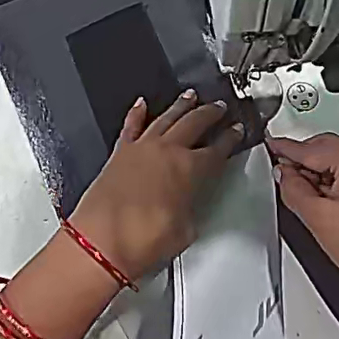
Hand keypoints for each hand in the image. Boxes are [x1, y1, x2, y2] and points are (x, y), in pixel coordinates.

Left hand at [69, 90, 240, 279]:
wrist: (102, 242)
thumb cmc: (142, 239)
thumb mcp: (185, 230)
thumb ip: (191, 209)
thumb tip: (188, 206)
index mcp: (190, 169)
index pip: (218, 148)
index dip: (230, 138)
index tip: (236, 130)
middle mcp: (167, 151)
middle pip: (195, 122)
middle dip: (210, 113)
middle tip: (219, 107)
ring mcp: (142, 148)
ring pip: (166, 117)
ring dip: (181, 105)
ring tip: (190, 96)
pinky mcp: (120, 153)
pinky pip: (132, 125)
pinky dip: (137, 113)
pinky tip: (141, 104)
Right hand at [268, 133, 338, 296]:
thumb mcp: (317, 217)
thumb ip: (293, 189)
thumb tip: (283, 174)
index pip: (311, 148)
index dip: (286, 148)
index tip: (272, 146)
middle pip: (326, 147)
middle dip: (302, 159)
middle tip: (282, 173)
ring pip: (336, 161)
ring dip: (316, 172)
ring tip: (302, 194)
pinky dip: (330, 181)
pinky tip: (321, 202)